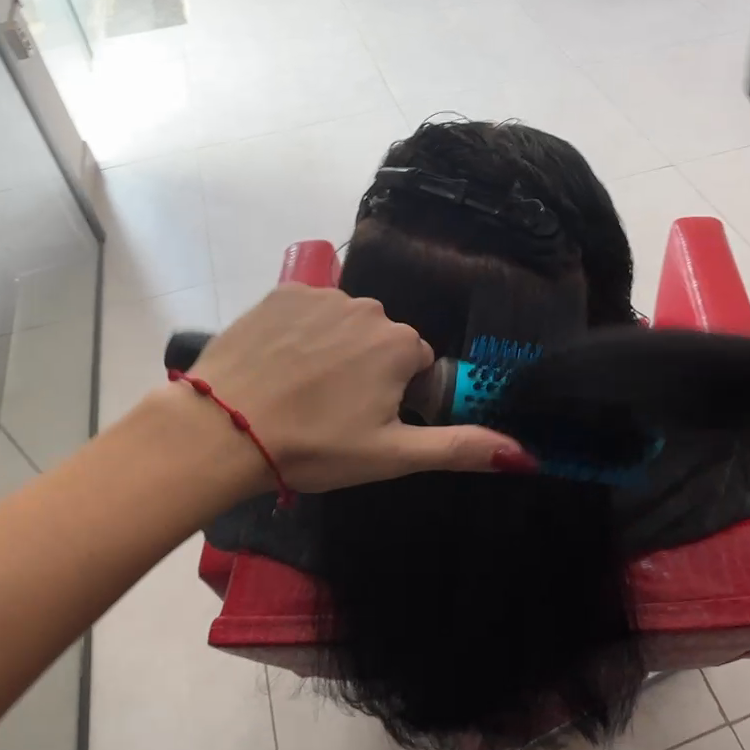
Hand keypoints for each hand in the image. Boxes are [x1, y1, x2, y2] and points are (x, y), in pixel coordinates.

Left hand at [172, 284, 531, 492]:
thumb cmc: (314, 446)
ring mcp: (322, 296)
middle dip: (368, 369)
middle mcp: (369, 308)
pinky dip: (301, 330)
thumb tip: (526, 456)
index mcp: (400, 345)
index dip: (398, 395)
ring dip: (336, 348)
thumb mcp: (392, 456)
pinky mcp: (281, 292)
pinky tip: (279, 362)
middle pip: (382, 341)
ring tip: (302, 389)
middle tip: (332, 411)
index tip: (367, 421)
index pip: (416, 364)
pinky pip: (309, 309)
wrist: (223, 429)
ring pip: (345, 324)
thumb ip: (460, 448)